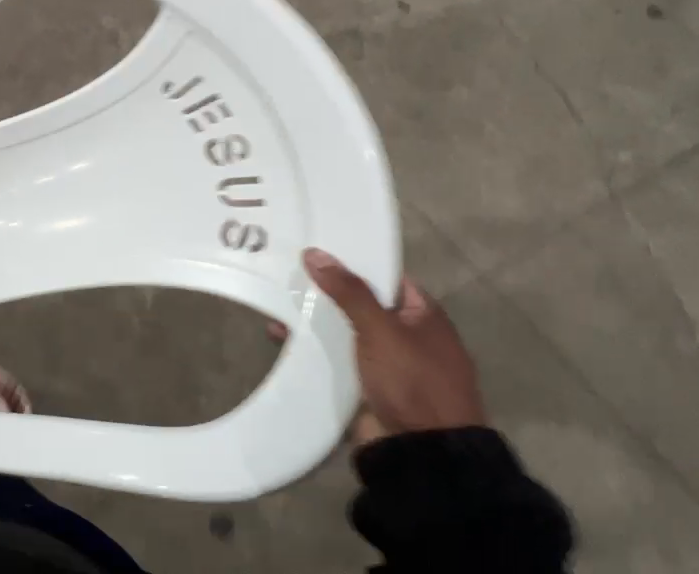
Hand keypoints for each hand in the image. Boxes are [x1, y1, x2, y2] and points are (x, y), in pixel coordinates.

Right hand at [300, 248, 486, 442]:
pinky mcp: (366, 382)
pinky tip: (281, 336)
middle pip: (361, 302)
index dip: (354, 261)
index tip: (316, 248)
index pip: (387, 277)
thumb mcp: (381, 330)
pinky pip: (335, 354)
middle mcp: (408, 335)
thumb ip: (350, 292)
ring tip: (274, 303)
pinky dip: (312, 345)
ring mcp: (387, 361)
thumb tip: (314, 253)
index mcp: (425, 317)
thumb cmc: (412, 382)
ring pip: (344, 328)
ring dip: (313, 318)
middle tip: (286, 271)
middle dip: (326, 290)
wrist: (422, 451)